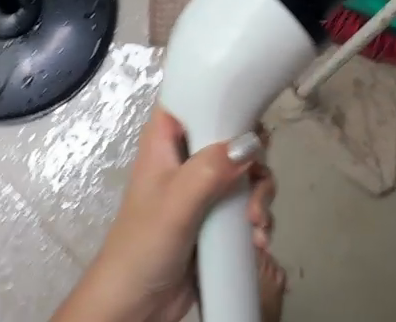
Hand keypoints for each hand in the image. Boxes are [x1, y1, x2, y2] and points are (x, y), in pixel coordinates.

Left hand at [56, 107, 276, 321]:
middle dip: (253, 160)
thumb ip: (211, 169)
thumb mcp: (176, 203)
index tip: (254, 111)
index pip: (198, 96)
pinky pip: (247, 203)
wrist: (136, 307)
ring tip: (256, 226)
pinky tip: (257, 240)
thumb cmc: (143, 245)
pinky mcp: (216, 216)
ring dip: (259, 196)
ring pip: (246, 170)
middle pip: (232, 133)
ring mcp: (203, 186)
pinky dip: (258, 217)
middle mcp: (187, 154)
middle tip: (255, 186)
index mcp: (166, 137)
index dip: (226, 95)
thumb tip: (249, 143)